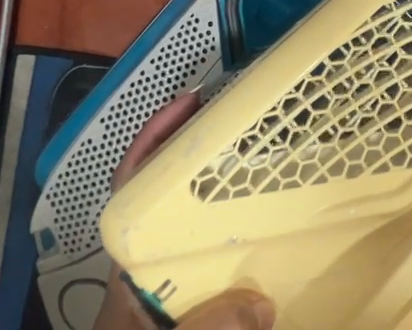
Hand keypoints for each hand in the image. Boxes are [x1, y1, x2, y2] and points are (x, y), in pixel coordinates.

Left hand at [94, 95, 276, 329]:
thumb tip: (260, 302)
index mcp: (132, 271)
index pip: (132, 188)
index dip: (152, 141)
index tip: (188, 104)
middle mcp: (150, 271)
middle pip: (171, 197)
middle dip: (204, 158)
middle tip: (251, 129)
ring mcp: (173, 292)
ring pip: (200, 229)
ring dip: (230, 198)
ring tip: (273, 170)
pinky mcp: (197, 312)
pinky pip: (224, 263)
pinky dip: (246, 242)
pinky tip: (279, 241)